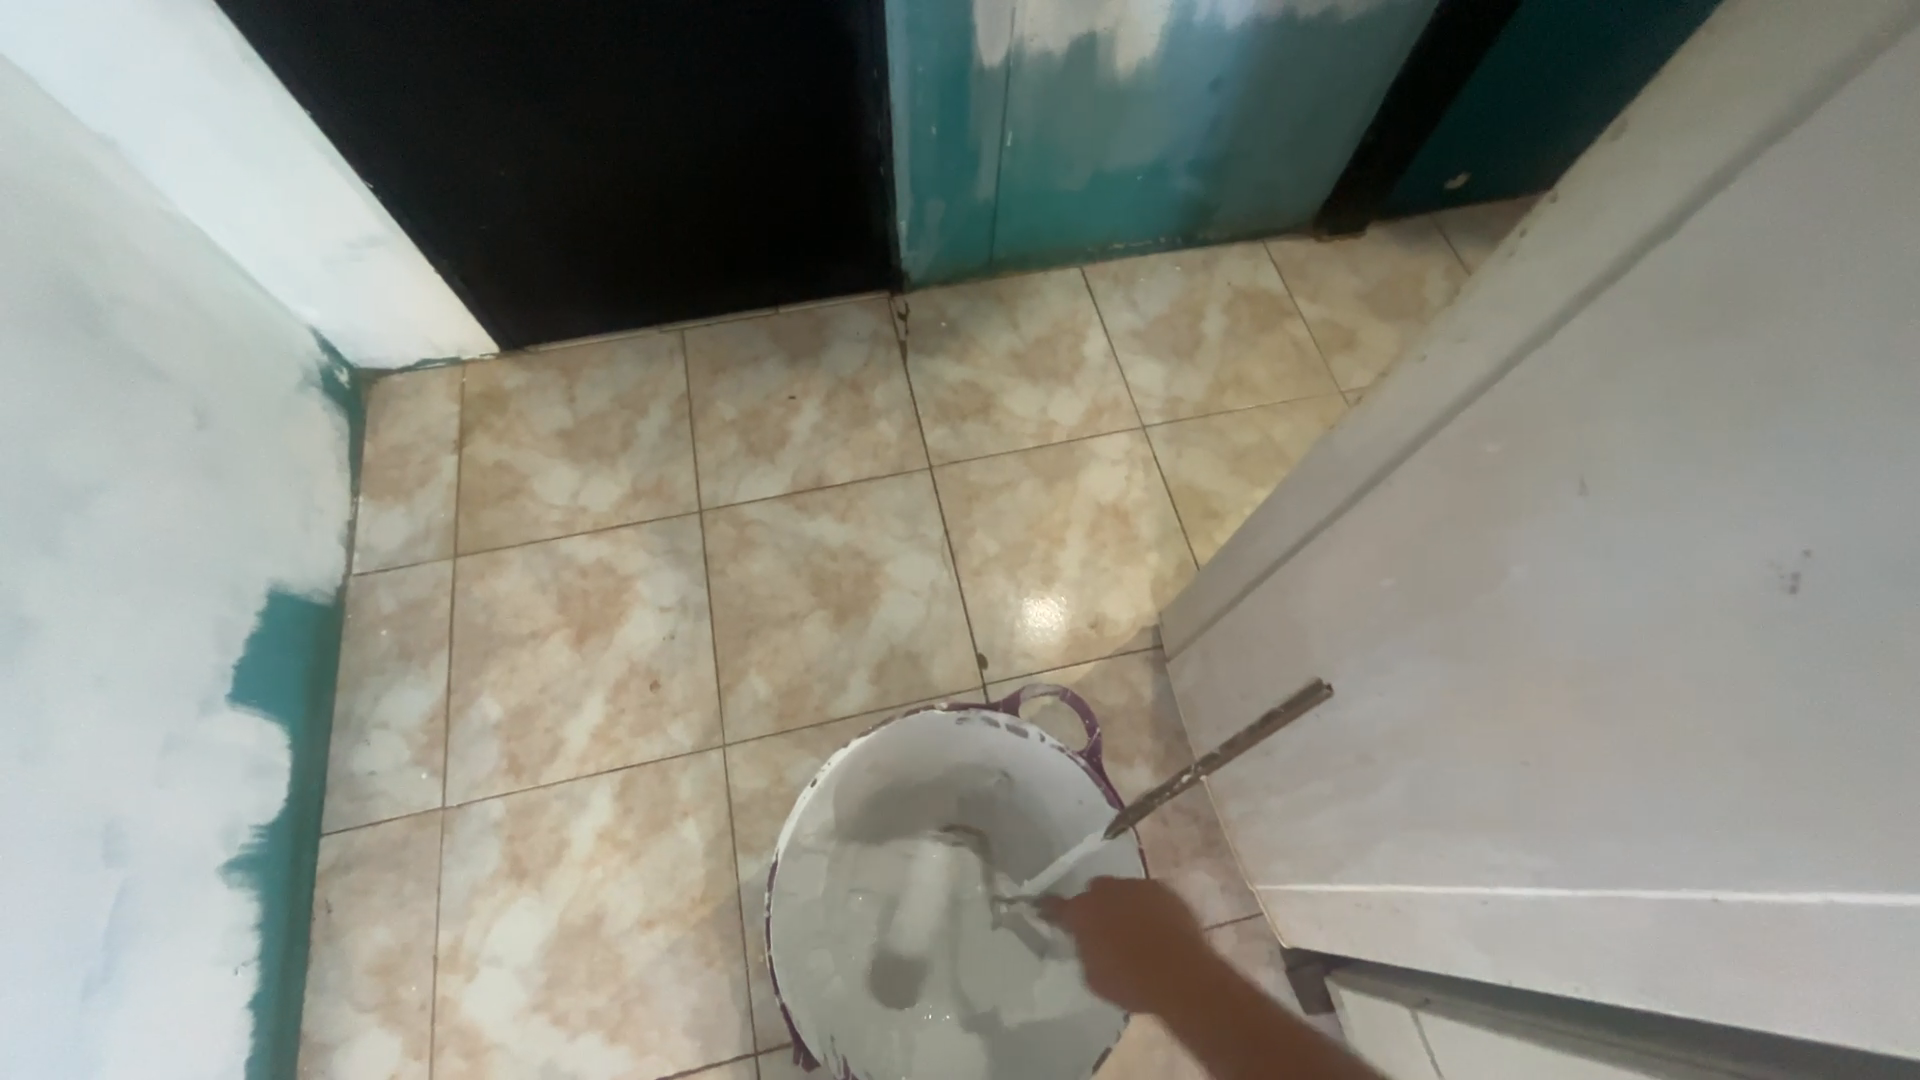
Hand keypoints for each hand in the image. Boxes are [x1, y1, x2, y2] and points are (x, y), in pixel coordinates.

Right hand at [1040, 876, 1216, 1014]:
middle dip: (1095, 906)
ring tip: (1133, 929)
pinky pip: (1147, 895)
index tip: (1041, 908)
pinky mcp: (1163, 889)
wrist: (1182, 976)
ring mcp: (1136, 885)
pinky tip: (1156, 927)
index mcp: (1082, 912)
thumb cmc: (1132, 983)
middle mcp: (1105, 890)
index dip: (1049, 908)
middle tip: (1102, 928)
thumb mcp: (1094, 977)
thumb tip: (1086, 943)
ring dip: (1122, 905)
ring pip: (1121, 890)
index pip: (1055, 905)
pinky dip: (1147, 907)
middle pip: (1093, 892)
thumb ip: (1084, 952)